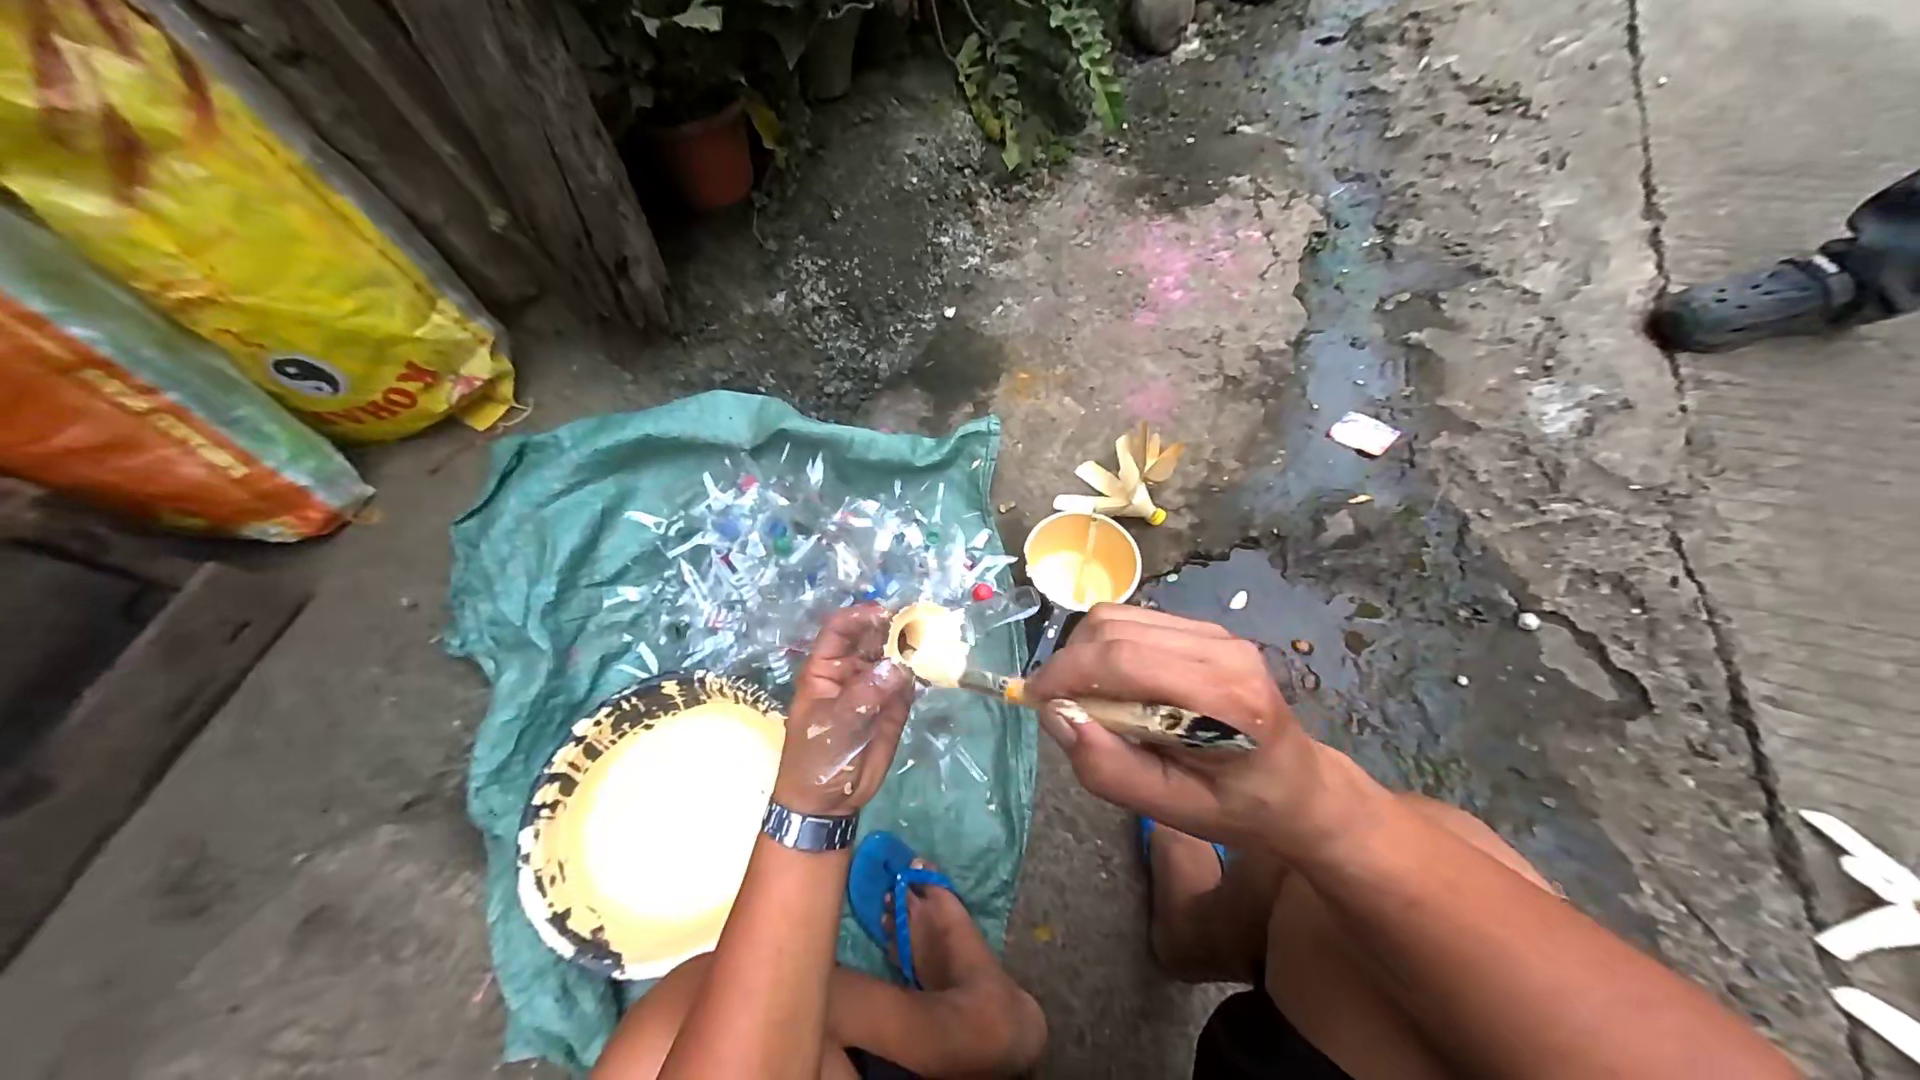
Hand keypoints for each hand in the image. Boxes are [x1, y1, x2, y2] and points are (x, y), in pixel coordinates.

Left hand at [772, 605, 915, 816]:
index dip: (860, 617)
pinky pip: (909, 679)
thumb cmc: (816, 757)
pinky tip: (937, 661)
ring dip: (912, 645)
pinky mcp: (895, 703)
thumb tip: (896, 666)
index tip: (885, 613)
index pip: (840, 629)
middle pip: (872, 637)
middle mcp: (851, 669)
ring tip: (934, 636)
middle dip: (893, 627)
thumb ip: (864, 694)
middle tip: (919, 621)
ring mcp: (875, 685)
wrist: (828, 800)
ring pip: (894, 656)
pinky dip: (923, 670)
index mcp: (825, 667)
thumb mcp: (835, 724)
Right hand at [1023, 605, 1343, 856]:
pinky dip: (1106, 647)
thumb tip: (1056, 716)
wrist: (1298, 786)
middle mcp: (1222, 649)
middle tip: (1058, 705)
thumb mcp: (1171, 809)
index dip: (1067, 673)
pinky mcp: (1206, 628)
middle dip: (1070, 662)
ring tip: (1086, 696)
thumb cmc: (1238, 808)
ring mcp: (1217, 632)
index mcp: (1224, 697)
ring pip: (1119, 617)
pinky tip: (1114, 683)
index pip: (1124, 661)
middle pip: (1115, 628)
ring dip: (1085, 652)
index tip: (1034, 699)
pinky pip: (1134, 620)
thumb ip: (1109, 768)